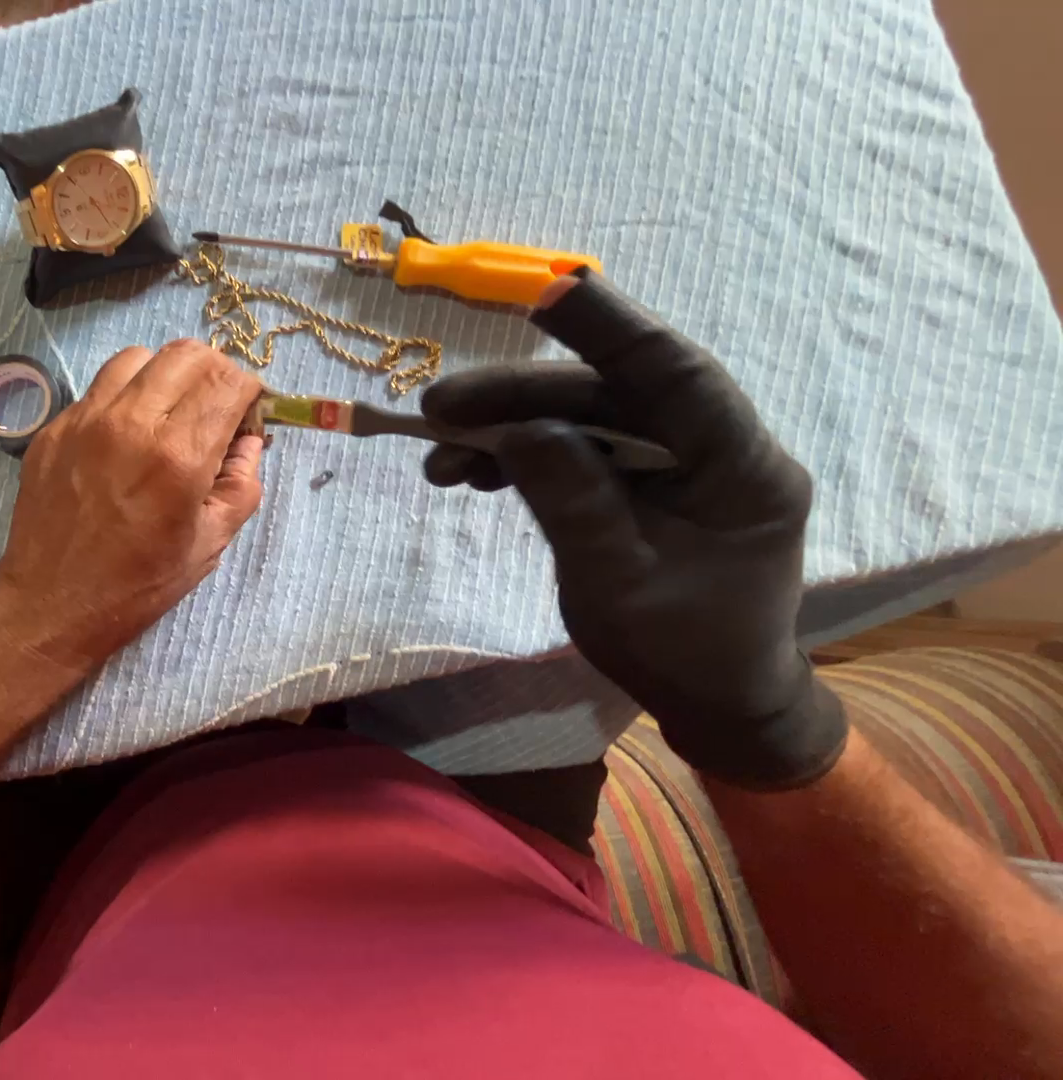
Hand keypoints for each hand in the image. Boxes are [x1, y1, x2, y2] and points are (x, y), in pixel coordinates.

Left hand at [0, 339, 264, 675]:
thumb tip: (250, 440)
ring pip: (138, 357)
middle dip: (213, 373)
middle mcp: (130, 423)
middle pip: (186, 353)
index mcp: (177, 455)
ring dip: (165, 376)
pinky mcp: (53, 427)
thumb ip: (241, 482)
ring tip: (166, 416)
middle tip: (212, 410)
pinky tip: (123, 439)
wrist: (52, 603)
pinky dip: (124, 399)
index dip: (249, 391)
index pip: (227, 380)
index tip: (246, 415)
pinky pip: (98, 388)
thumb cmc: (138, 584)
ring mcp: (84, 420)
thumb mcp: (209, 544)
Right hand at [421, 270, 844, 789]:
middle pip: (608, 396)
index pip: (676, 375)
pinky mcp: (634, 485)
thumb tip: (522, 431)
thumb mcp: (619, 586)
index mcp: (737, 469)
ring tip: (438, 458)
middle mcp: (708, 452)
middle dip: (519, 398)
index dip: (611, 328)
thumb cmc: (679, 652)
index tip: (544, 296)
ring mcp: (669, 467)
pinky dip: (517, 460)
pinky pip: (571, 455)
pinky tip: (468, 473)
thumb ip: (575, 504)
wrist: (710, 698)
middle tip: (437, 406)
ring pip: (580, 423)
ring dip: (505, 431)